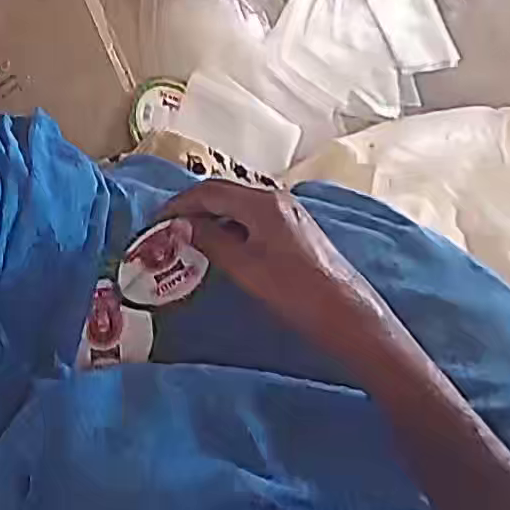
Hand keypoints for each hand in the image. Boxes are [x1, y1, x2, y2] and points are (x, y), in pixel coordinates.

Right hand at [159, 180, 406, 352]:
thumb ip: (210, 241)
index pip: (210, 191)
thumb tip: (180, 225)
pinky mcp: (296, 227)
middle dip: (193, 205)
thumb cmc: (297, 294)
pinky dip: (230, 222)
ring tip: (190, 234)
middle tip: (169, 225)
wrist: (352, 319)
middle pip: (224, 190)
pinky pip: (253, 214)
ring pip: (238, 202)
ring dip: (212, 213)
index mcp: (262, 202)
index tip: (157, 219)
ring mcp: (288, 211)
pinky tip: (223, 242)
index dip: (180, 203)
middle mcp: (275, 197)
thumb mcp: (246, 269)